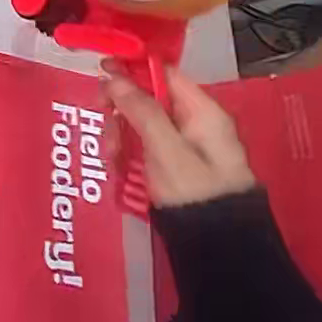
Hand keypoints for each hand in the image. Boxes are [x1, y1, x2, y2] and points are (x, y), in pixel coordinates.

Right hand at [102, 61, 254, 206]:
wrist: (219, 253)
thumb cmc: (194, 193)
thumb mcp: (166, 150)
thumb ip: (141, 110)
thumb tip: (114, 76)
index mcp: (201, 111)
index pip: (164, 73)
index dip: (132, 68)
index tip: (102, 71)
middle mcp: (194, 123)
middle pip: (149, 99)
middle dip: (123, 109)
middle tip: (104, 122)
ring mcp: (184, 148)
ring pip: (142, 125)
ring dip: (122, 135)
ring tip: (114, 157)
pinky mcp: (174, 170)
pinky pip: (145, 149)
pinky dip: (129, 155)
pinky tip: (120, 169)